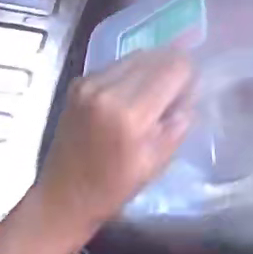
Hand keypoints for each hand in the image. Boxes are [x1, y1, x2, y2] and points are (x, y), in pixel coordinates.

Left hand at [32, 50, 193, 233]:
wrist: (61, 198)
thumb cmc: (113, 188)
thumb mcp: (156, 163)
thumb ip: (178, 123)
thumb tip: (191, 90)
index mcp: (131, 115)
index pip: (174, 68)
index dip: (188, 74)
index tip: (189, 90)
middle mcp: (109, 90)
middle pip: (156, 56)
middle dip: (171, 68)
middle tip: (174, 92)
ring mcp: (90, 83)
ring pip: (137, 56)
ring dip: (151, 68)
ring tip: (151, 94)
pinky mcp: (79, 82)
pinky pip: (117, 64)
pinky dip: (130, 73)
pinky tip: (127, 96)